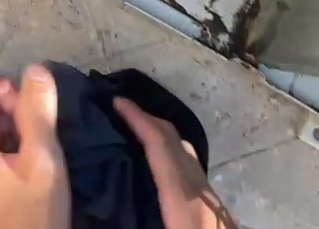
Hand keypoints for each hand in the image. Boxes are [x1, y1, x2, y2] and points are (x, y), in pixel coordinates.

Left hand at [0, 65, 69, 228]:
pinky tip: (26, 161)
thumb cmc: (32, 214)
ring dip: (19, 127)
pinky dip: (13, 140)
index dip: (17, 96)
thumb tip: (36, 66)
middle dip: (17, 111)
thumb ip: (38, 110)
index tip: (35, 122)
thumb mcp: (42, 160)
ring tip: (33, 153)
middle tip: (36, 142)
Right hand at [115, 97, 235, 228]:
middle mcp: (199, 192)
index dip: (137, 118)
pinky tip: (160, 170)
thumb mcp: (165, 227)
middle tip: (119, 111)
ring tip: (136, 133)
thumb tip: (102, 210)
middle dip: (146, 118)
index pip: (159, 145)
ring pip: (186, 153)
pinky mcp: (216, 211)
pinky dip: (171, 154)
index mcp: (182, 201)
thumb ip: (131, 218)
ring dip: (160, 135)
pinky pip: (191, 168)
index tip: (115, 102)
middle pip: (174, 141)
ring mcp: (211, 200)